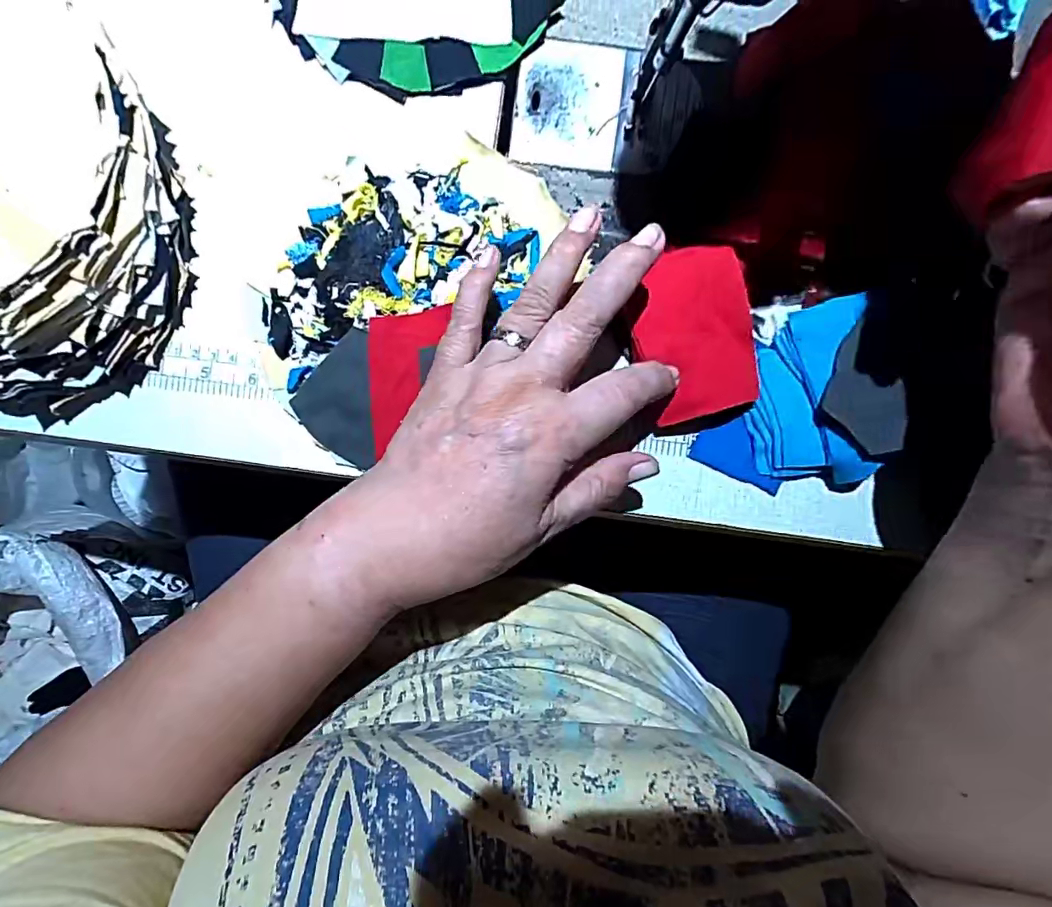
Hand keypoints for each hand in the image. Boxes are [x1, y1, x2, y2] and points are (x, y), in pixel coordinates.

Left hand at [306, 208, 677, 615]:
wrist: (383, 535)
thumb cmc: (463, 543)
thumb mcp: (538, 529)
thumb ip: (592, 491)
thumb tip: (646, 462)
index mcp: (554, 433)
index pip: (625, 392)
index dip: (656, 382)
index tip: (668, 380)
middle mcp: (520, 391)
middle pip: (583, 323)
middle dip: (622, 276)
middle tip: (655, 234)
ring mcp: (475, 378)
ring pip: (527, 309)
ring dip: (559, 260)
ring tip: (588, 218)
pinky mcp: (438, 380)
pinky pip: (459, 325)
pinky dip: (473, 287)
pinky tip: (488, 253)